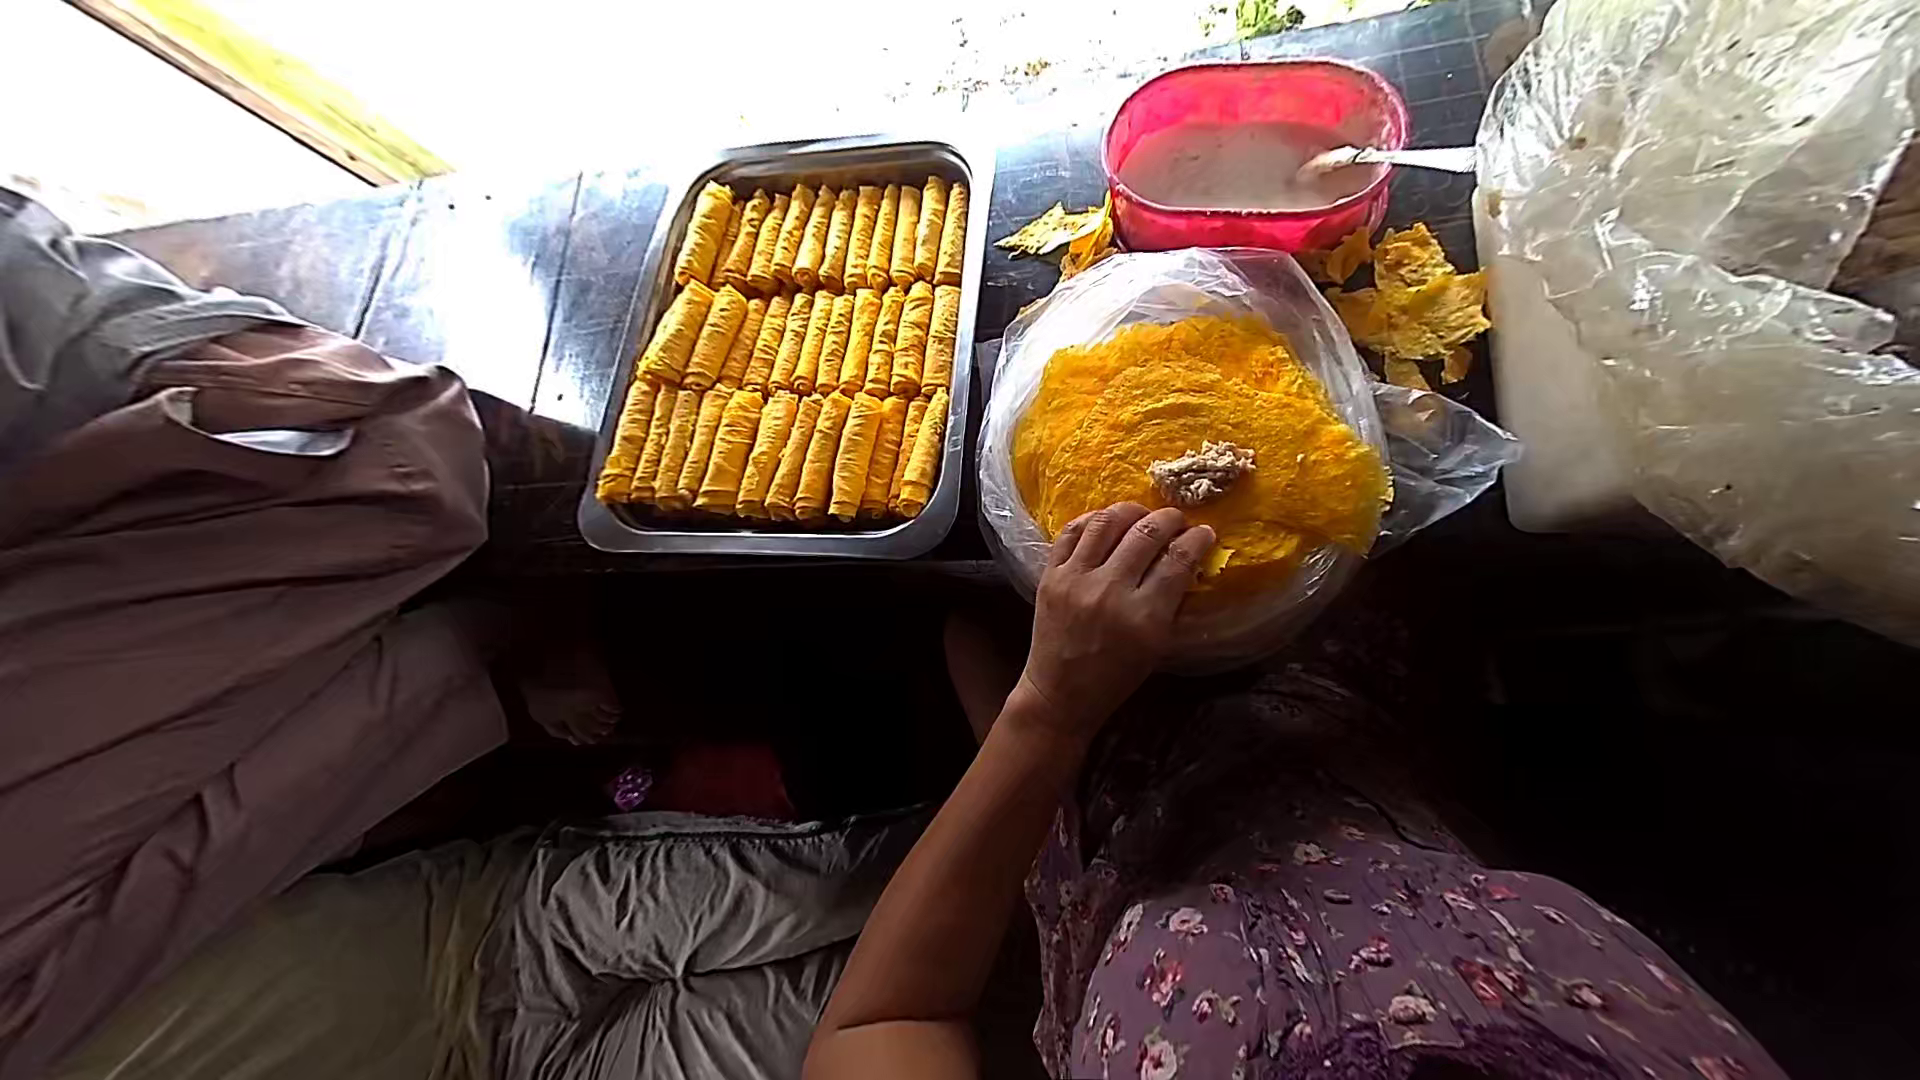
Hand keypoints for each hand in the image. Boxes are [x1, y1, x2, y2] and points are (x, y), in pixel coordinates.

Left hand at [1014, 502, 1214, 740]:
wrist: (1060, 692)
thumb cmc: (1116, 676)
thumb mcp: (1157, 644)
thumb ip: (1171, 600)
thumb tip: (1187, 557)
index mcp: (1143, 616)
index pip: (1179, 560)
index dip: (1197, 539)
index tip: (1204, 532)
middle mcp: (1109, 590)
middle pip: (1147, 533)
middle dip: (1170, 518)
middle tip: (1177, 519)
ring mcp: (1075, 579)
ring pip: (1107, 523)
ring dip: (1131, 510)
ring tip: (1142, 514)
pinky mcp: (1050, 575)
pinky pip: (1071, 532)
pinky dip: (1092, 520)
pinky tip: (1106, 521)